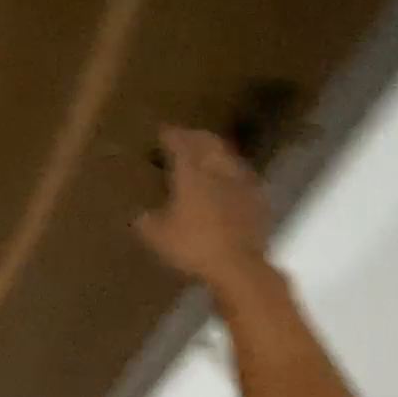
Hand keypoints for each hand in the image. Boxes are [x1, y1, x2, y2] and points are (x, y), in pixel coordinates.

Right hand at [134, 126, 275, 296]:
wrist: (238, 265)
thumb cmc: (192, 247)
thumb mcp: (157, 238)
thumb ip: (147, 221)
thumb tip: (140, 215)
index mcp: (192, 175)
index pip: (182, 146)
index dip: (172, 136)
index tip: (164, 131)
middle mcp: (219, 171)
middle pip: (210, 144)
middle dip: (197, 137)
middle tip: (186, 136)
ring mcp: (242, 183)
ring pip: (228, 157)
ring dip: (216, 152)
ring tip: (207, 154)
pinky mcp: (257, 199)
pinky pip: (241, 177)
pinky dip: (230, 173)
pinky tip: (227, 181)